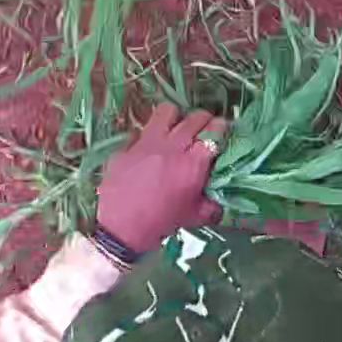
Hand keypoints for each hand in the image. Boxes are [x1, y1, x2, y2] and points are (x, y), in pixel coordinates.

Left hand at [96, 104, 225, 251]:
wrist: (119, 229)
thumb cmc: (159, 223)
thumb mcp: (192, 216)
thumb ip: (209, 205)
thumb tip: (219, 201)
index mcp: (192, 165)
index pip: (214, 133)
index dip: (221, 128)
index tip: (222, 131)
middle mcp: (172, 148)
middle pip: (195, 118)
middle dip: (205, 119)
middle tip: (205, 128)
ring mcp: (147, 143)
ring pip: (168, 112)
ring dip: (177, 117)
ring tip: (178, 127)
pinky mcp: (127, 146)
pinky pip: (143, 130)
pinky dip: (152, 135)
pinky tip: (151, 148)